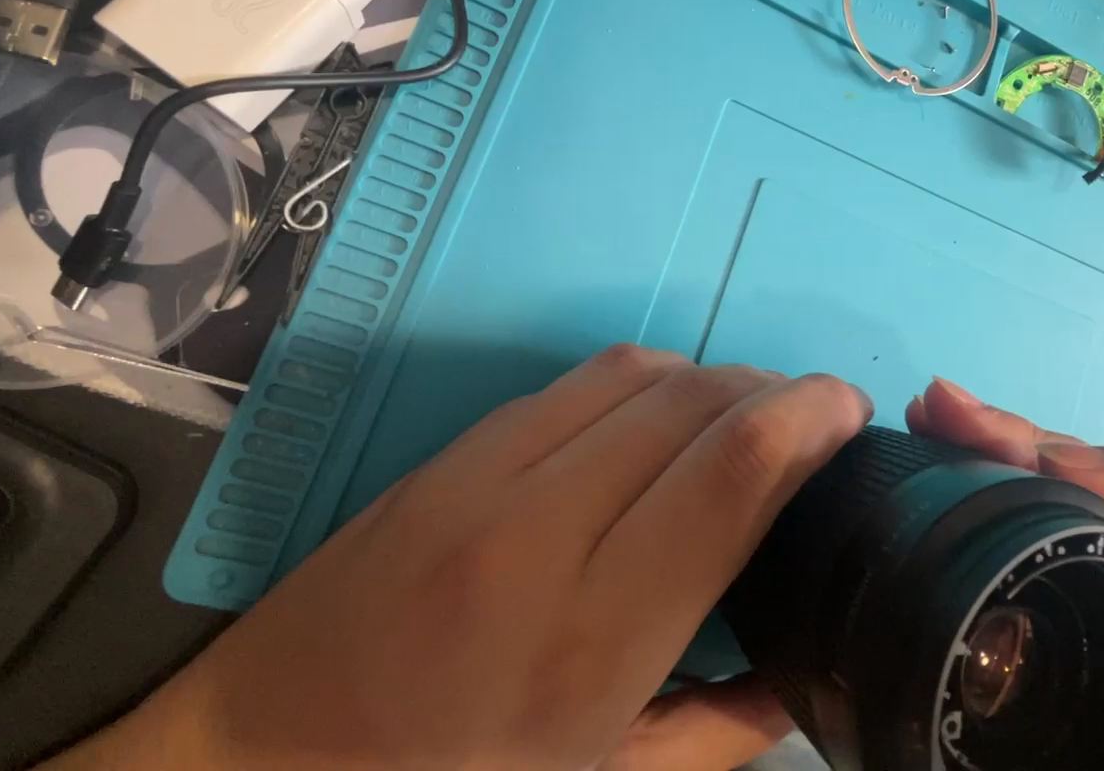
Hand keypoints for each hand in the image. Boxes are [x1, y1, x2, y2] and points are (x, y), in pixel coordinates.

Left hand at [44, 345, 869, 770]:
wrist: (252, 767)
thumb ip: (720, 734)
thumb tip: (802, 672)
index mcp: (595, 634)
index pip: (729, 471)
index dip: (806, 418)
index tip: (851, 411)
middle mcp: (544, 529)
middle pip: (693, 401)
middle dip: (773, 388)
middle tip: (813, 416)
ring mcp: (486, 474)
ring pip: (638, 372)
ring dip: (712, 376)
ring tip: (745, 410)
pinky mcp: (453, 451)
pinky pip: (577, 381)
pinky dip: (646, 380)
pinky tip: (660, 416)